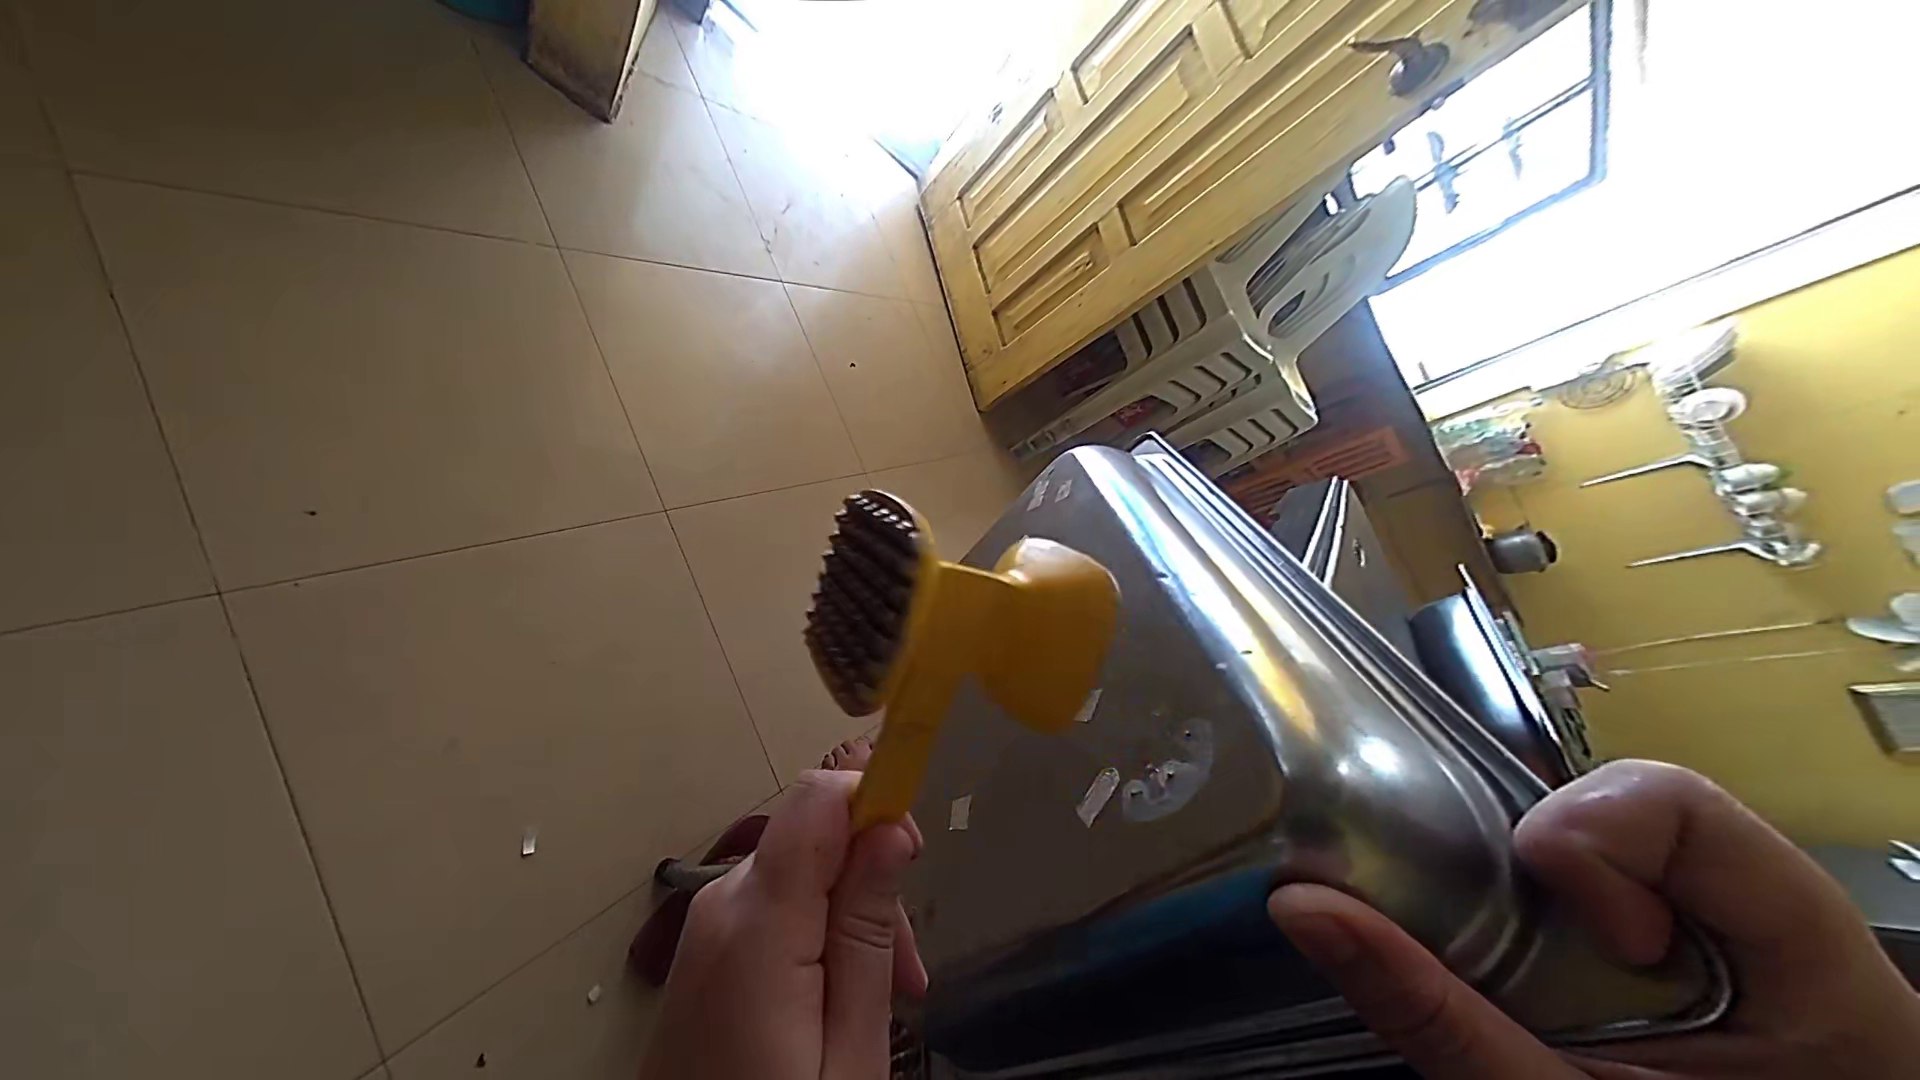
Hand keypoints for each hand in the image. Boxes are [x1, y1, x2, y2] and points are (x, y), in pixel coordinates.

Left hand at [640, 769, 926, 1079]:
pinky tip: (842, 984)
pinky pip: (779, 901)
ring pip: (804, 867)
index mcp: (757, 921)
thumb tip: (890, 828)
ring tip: (891, 987)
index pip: (817, 800)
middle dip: (872, 871)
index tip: (913, 851)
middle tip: (911, 961)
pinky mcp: (708, 945)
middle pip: (817, 834)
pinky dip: (821, 924)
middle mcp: (724, 902)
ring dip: (853, 904)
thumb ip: (866, 928)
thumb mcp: (850, 1048)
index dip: (872, 800)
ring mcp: (709, 923)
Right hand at [1269, 760, 1919, 1078]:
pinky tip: (1493, 950)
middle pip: (1610, 805)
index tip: (1588, 939)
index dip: (1595, 840)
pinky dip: (1500, 894)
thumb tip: (1299, 906)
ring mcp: (1703, 931)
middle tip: (1503, 935)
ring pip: (1570, 832)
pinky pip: (1559, 871)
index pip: (1684, 808)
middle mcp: (1766, 930)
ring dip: (1501, 877)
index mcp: (1821, 980)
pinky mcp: (1648, 942)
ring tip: (1493, 949)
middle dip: (1522, 857)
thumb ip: (1438, 1018)